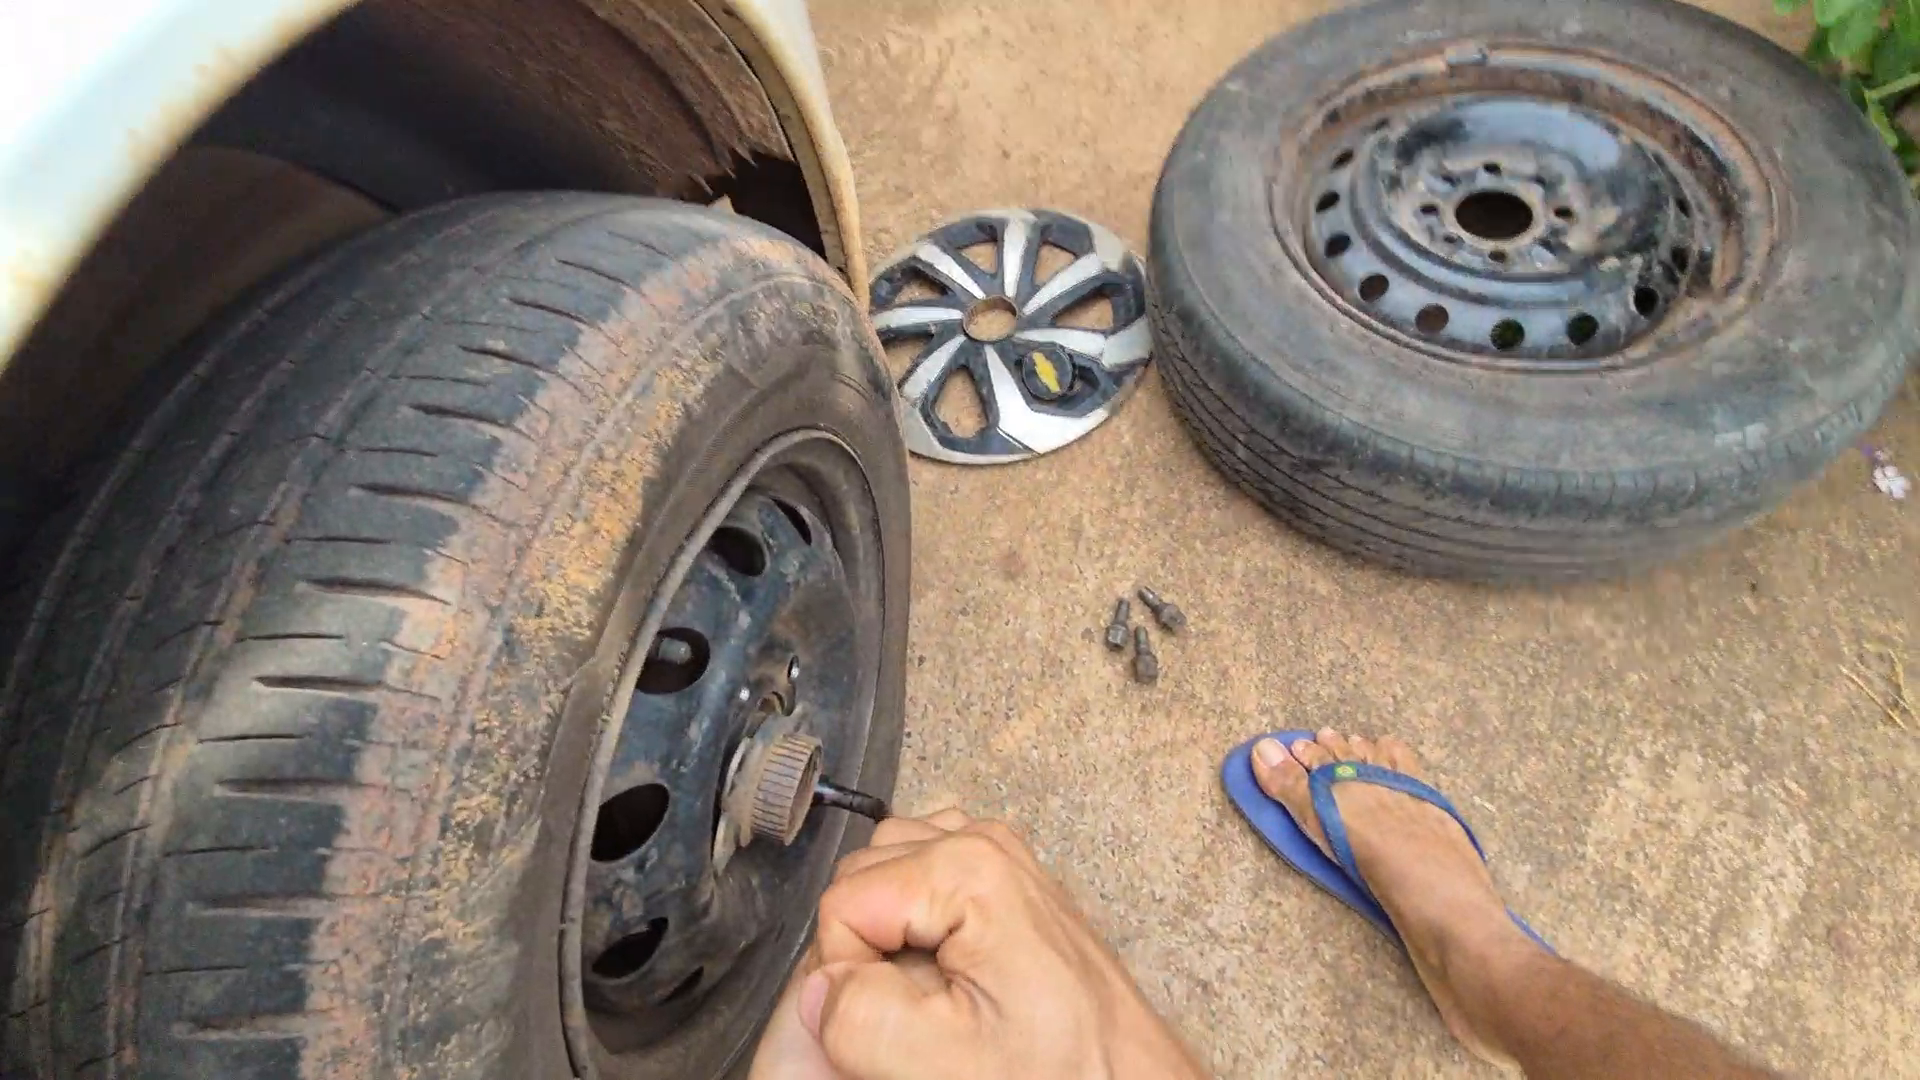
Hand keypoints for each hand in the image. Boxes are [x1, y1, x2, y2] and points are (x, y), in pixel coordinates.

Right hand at [750, 809, 1205, 1079]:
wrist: (1126, 1074)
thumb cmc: (1061, 1068)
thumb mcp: (946, 1063)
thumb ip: (862, 1020)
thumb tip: (820, 987)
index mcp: (966, 868)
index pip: (844, 899)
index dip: (848, 967)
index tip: (891, 1016)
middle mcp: (979, 840)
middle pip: (863, 874)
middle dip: (864, 944)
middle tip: (907, 1007)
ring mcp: (992, 849)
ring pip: (886, 864)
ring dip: (886, 923)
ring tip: (925, 984)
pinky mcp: (999, 868)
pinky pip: (922, 863)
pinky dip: (912, 905)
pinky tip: (936, 953)